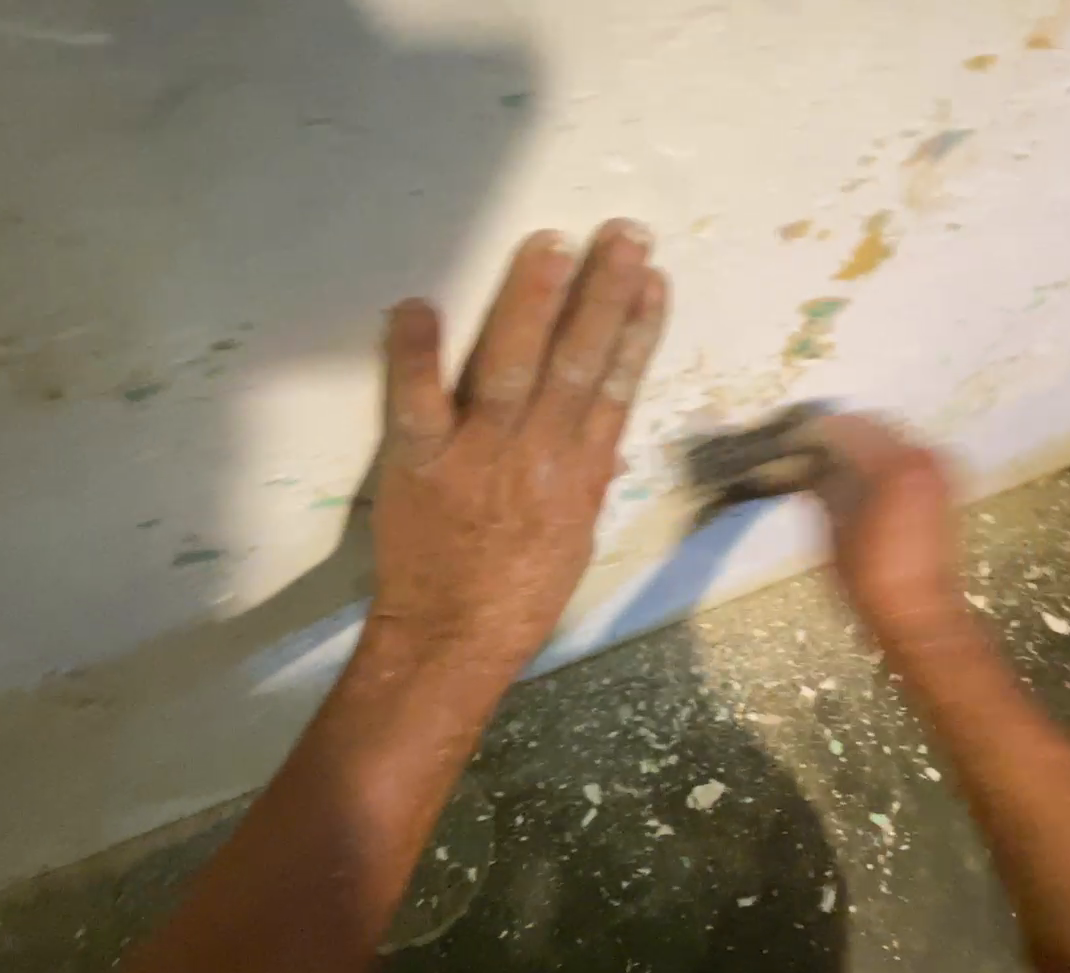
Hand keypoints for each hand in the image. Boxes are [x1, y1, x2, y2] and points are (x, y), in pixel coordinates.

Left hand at [365, 221, 668, 669]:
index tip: (653, 282)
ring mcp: (480, 455)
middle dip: (603, 296)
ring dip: (531, 304)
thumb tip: (606, 434)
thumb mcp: (576, 538)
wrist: (454, 639)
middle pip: (577, 363)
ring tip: (551, 245)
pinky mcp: (421, 463)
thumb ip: (587, 477)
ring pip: (511, 367)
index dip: (638, 332)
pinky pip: (416, 402)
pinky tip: (419, 304)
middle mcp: (541, 454)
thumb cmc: (521, 594)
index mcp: (581, 475)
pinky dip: (415, 354)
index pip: (617, 389)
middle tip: (622, 235)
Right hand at [804, 414, 961, 641]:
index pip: (843, 426)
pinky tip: (859, 480)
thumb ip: (819, 484)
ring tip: (828, 467)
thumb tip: (803, 462)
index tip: (789, 443)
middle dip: (836, 436)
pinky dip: (881, 460)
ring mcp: (940, 468)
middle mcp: (923, 455)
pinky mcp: (946, 484)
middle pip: (870, 425)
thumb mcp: (832, 528)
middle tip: (805, 454)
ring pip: (890, 438)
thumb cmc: (870, 577)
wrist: (920, 614)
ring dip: (859, 446)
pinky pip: (907, 456)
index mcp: (893, 463)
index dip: (811, 433)